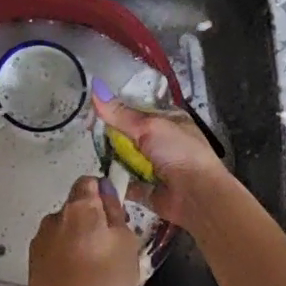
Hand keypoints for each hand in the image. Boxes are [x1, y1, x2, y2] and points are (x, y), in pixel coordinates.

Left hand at [27, 176, 142, 285]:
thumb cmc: (104, 280)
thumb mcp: (128, 245)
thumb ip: (117, 216)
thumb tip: (107, 196)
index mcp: (79, 208)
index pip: (88, 182)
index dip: (102, 192)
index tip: (114, 213)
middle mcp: (54, 217)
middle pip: (75, 209)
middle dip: (90, 220)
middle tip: (109, 246)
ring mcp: (40, 240)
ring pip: (63, 231)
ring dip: (76, 240)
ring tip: (92, 269)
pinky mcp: (32, 263)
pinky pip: (54, 251)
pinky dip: (64, 258)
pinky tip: (76, 280)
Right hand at [92, 85, 229, 229]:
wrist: (197, 195)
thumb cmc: (179, 153)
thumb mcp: (150, 127)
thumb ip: (121, 114)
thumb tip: (95, 89)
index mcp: (168, 119)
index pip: (137, 108)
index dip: (115, 107)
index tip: (93, 109)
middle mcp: (161, 140)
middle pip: (127, 133)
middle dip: (109, 134)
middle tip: (88, 132)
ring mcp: (153, 165)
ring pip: (124, 157)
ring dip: (109, 157)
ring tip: (90, 153)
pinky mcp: (146, 188)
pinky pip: (124, 182)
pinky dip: (113, 180)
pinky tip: (97, 177)